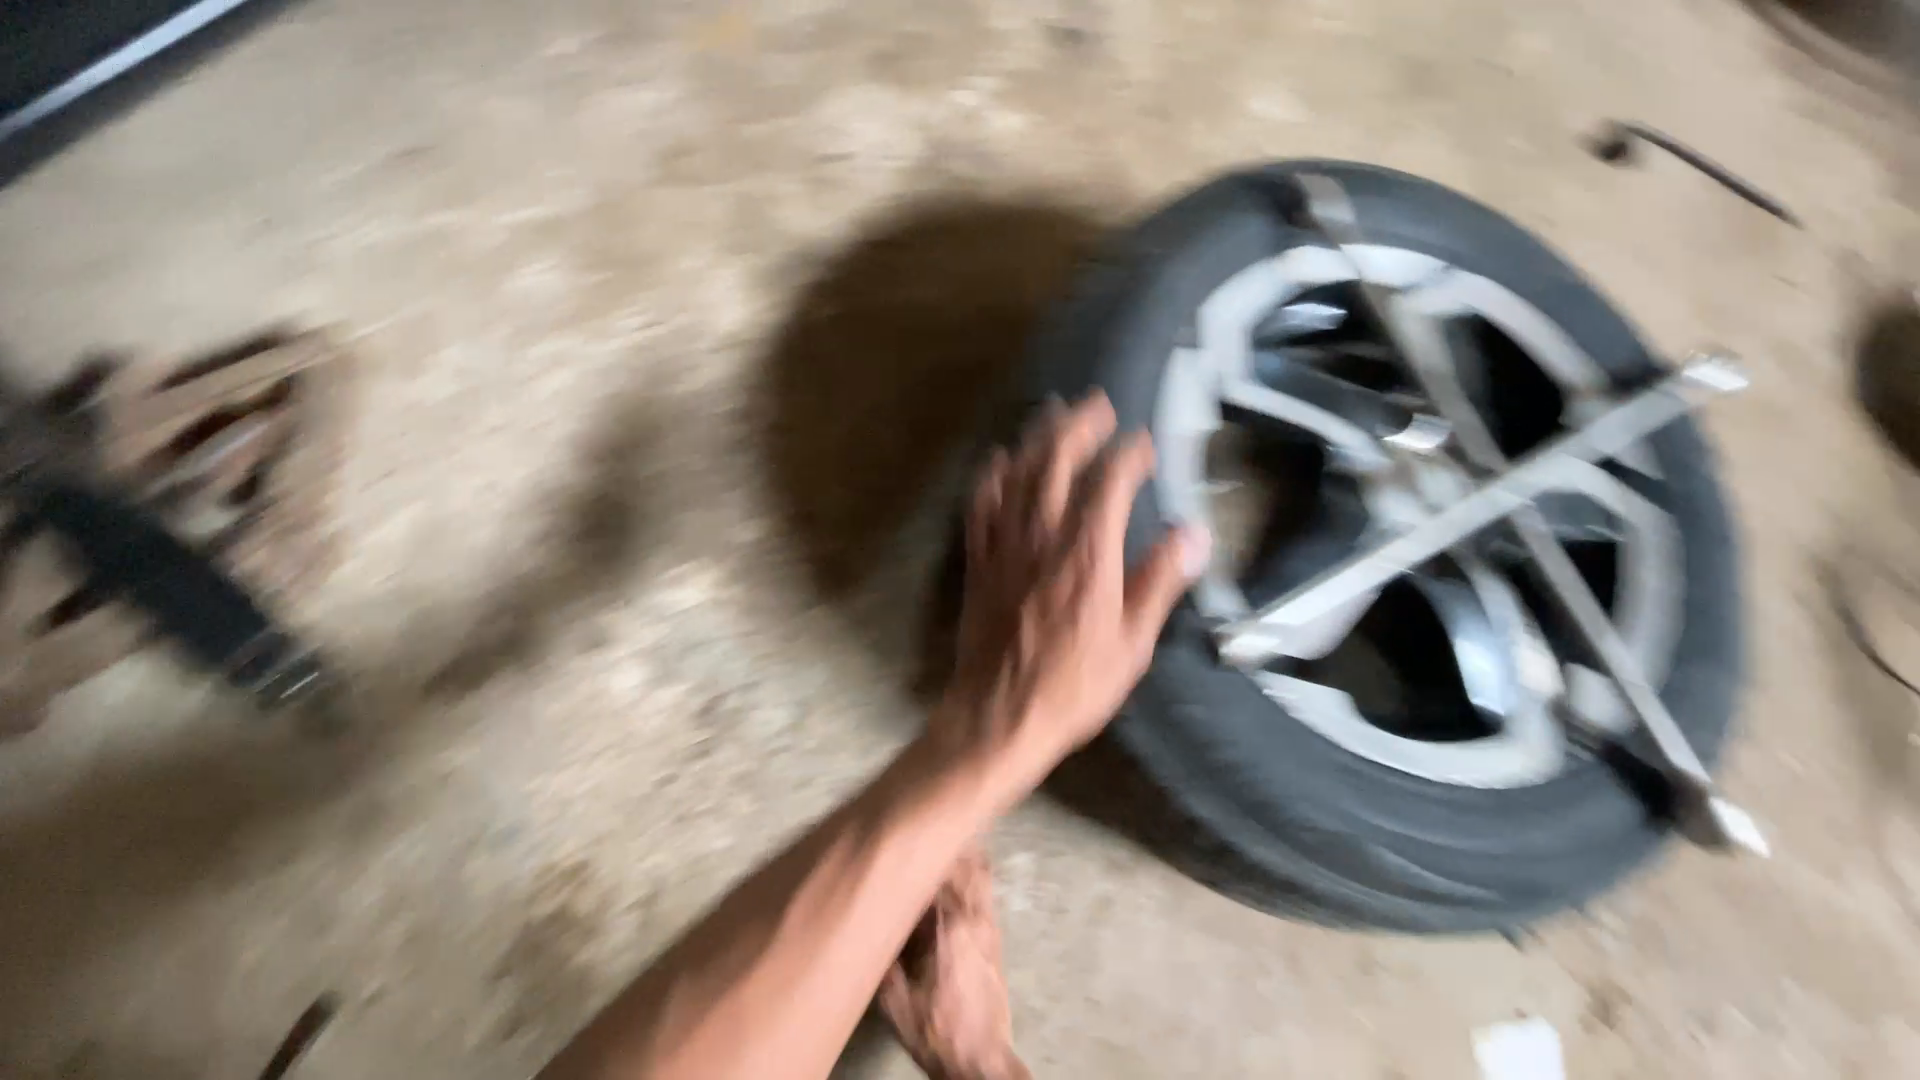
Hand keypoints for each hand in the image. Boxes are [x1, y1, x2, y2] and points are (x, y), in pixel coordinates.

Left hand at [928, 391, 1209, 803]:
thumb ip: (1158, 584)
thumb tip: (1191, 534)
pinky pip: (981, 506)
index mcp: (1088, 557)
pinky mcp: (979, 562)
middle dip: (1079, 427)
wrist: (998, 716)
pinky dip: (992, 476)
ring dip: (1037, 439)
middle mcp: (1043, 539)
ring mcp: (1004, 548)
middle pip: (1058, 465)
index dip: (1128, 455)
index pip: (1110, 486)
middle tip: (1097, 403)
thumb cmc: (1073, 687)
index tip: (1144, 441)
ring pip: (1018, 476)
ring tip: (1053, 413)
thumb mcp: (1132, 646)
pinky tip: (1000, 459)